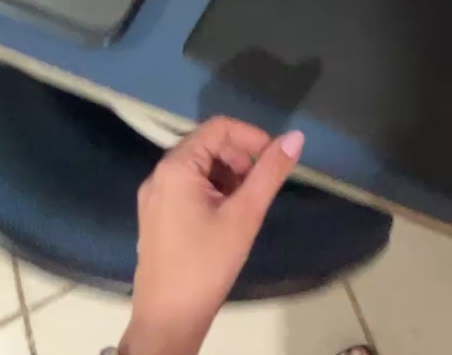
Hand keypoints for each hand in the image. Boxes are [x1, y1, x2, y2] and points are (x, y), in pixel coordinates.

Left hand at [123, 117, 303, 354]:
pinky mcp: (157, 215)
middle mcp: (160, 174)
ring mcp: (155, 195)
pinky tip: (229, 214)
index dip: (251, 137)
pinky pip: (189, 185)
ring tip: (249, 202)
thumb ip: (270, 172)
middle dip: (241, 157)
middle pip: (208, 144)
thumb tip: (296, 137)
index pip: (219, 128)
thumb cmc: (206, 264)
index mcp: (176, 167)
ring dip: (229, 173)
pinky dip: (214, 189)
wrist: (167, 323)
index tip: (274, 159)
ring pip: (200, 166)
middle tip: (263, 184)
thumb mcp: (245, 215)